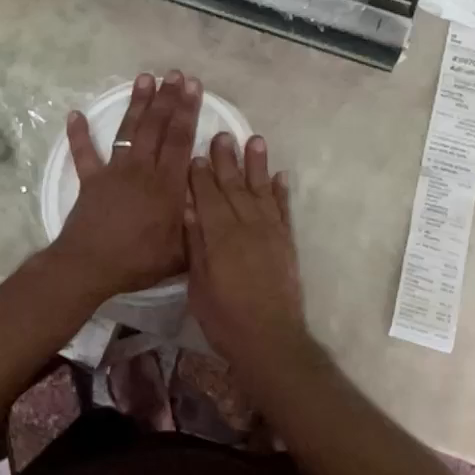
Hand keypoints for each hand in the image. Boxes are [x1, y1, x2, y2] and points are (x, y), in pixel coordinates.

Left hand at [49, 70, 201, 299]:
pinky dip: (79, 135)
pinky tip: (74, 114)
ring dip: (137, 104)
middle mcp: (142, 169)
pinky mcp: (91, 181)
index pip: (180, 139)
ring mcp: (114, 172)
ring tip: (145, 78)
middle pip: (157, 127)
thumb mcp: (181, 251)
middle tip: (175, 74)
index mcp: (166, 184)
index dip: (188, 111)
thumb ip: (199, 225)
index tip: (194, 87)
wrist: (90, 266)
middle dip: (168, 98)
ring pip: (128, 131)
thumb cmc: (139, 260)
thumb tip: (215, 202)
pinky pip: (84, 154)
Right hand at [185, 131, 312, 370]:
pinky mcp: (287, 242)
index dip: (202, 175)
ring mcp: (270, 232)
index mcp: (221, 236)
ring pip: (261, 190)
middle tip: (223, 135)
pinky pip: (284, 209)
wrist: (270, 339)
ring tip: (255, 140)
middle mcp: (247, 226)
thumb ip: (196, 245)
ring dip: (258, 165)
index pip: (208, 196)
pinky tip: (280, 175)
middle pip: (235, 186)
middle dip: (227, 160)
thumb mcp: (199, 285)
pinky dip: (281, 191)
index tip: (197, 154)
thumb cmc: (225, 318)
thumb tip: (188, 208)